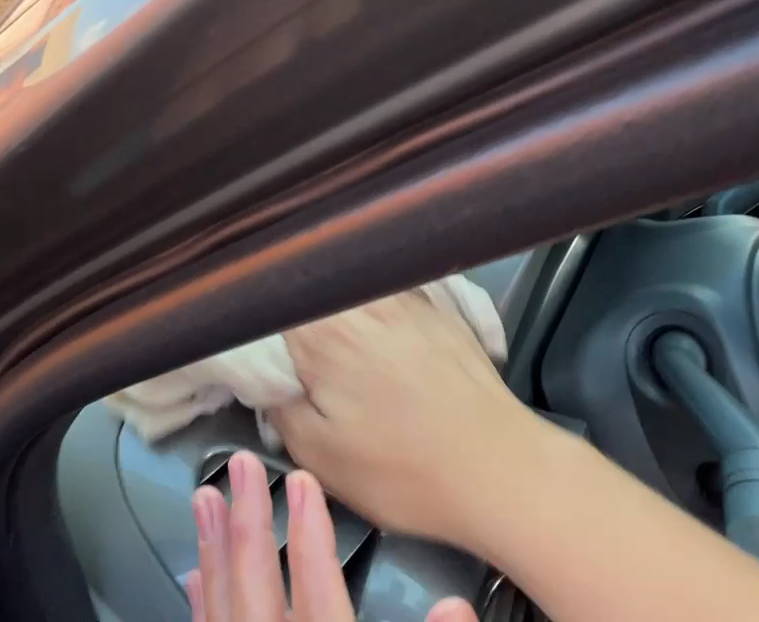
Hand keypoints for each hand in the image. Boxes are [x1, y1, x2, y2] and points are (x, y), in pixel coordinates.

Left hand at [188, 450, 475, 621]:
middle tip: (238, 465)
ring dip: (213, 549)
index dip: (312, 535)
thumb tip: (456, 605)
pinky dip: (201, 600)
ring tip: (204, 498)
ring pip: (222, 604)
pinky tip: (194, 573)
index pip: (320, 596)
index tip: (303, 480)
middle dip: (248, 520)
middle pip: (257, 586)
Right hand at [267, 290, 544, 547]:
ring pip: (349, 289)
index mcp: (322, 330)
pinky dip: (374, 310)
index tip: (255, 344)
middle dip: (295, 314)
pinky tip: (383, 342)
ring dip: (335, 308)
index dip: (257, 321)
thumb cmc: (403, 469)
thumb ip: (278, 405)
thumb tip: (264, 376)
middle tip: (296, 352)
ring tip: (339, 348)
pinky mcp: (439, 307)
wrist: (502, 470)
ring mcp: (405, 298)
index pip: (269, 303)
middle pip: (310, 290)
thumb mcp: (319, 455)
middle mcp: (361, 300)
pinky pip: (388, 294)